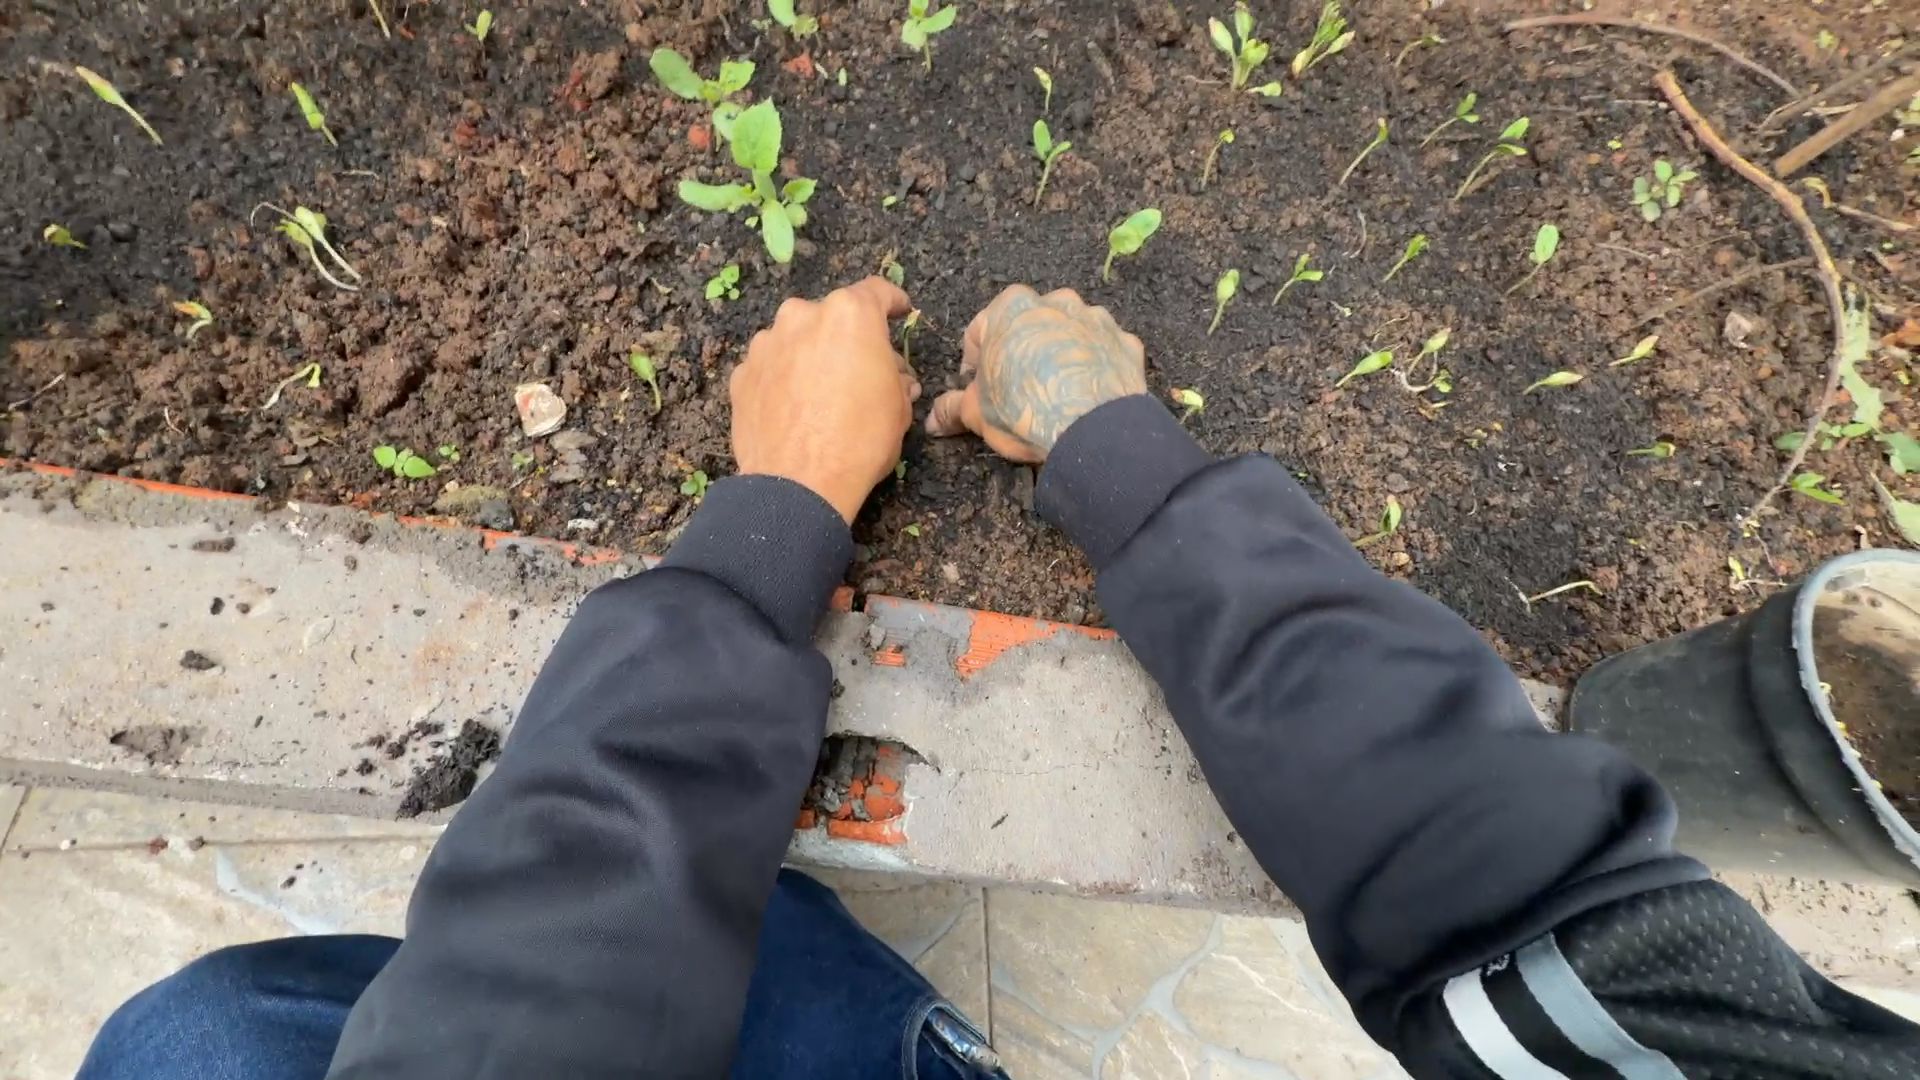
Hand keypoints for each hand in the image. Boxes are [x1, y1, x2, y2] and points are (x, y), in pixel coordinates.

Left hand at [731, 277, 918, 523]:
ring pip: (796, 340)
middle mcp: (802, 316)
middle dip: (846, 339)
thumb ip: (897, 380)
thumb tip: (896, 378)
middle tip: (859, 372)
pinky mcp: (742, 374)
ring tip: (821, 397)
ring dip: (810, 358)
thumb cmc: (859, 442)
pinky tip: (794, 411)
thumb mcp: (899, 410)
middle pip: (831, 317)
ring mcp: (765, 344)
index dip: (891, 302)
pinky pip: (770, 368)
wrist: (798, 485)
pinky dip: (783, 380)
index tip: (898, 311)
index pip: (876, 292)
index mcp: (849, 316)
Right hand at [925, 285, 1145, 462]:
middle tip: (1016, 391)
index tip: (978, 388)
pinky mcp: (1126, 342)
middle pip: (1028, 327)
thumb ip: (952, 409)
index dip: (974, 363)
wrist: (1091, 430)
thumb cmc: (1023, 411)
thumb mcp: (977, 413)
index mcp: (1011, 307)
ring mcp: (1095, 318)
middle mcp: (1055, 301)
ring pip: (1068, 334)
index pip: (980, 331)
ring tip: (1054, 394)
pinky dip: (1094, 368)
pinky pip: (1103, 352)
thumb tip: (933, 421)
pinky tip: (1086, 396)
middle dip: (1020, 354)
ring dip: (1059, 356)